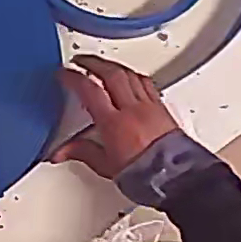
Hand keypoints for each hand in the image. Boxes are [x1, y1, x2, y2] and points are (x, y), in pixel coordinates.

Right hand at [50, 55, 179, 178]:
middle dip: (92, 62)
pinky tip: (130, 76)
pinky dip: (133, 75)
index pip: (89, 90)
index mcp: (114, 123)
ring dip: (112, 65)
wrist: (177, 180)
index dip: (73, 77)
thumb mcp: (105, 165)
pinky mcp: (162, 108)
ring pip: (129, 74)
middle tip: (80, 60)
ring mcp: (149, 107)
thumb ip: (82, 152)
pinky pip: (146, 83)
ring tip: (102, 64)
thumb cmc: (146, 175)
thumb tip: (63, 151)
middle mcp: (132, 110)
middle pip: (111, 73)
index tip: (64, 73)